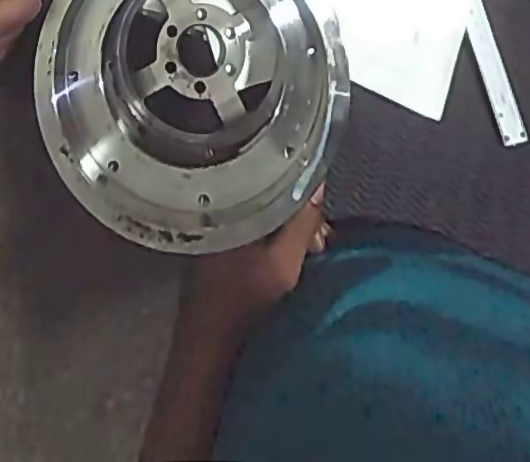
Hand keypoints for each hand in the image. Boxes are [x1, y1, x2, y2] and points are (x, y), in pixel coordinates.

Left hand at [184, 187, 328, 337]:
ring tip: (309, 253)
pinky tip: (289, 260)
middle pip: (270, 199)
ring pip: (265, 217)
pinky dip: (274, 241)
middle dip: (299, 216)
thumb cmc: (245, 304)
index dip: (303, 194)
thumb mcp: (284, 264)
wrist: (207, 349)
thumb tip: (318, 185)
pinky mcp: (221, 249)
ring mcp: (220, 232)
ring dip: (290, 232)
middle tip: (318, 242)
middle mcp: (223, 212)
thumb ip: (302, 224)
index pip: (274, 181)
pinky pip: (256, 232)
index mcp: (233, 206)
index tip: (322, 216)